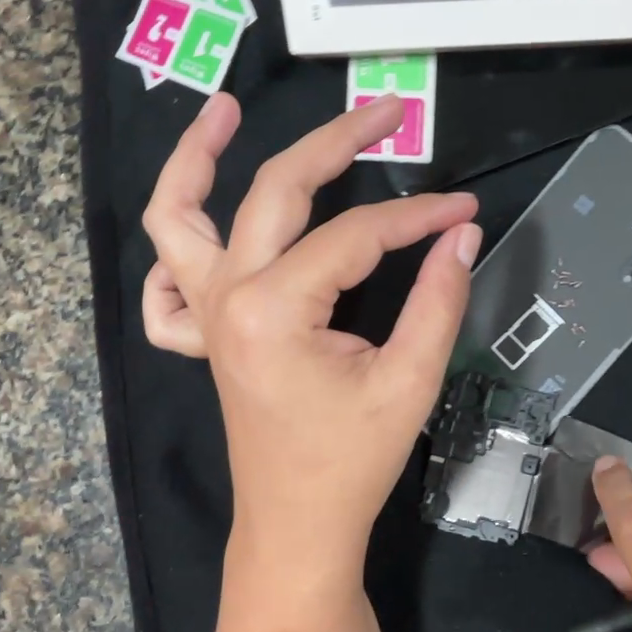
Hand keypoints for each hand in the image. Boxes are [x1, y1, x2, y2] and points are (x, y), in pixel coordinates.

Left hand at [141, 94, 481, 561]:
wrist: (299, 522)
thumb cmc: (352, 460)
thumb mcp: (410, 381)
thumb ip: (438, 300)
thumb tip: (462, 235)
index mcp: (275, 308)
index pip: (356, 234)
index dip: (418, 216)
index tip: (464, 209)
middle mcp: (227, 296)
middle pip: (274, 191)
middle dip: (334, 142)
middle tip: (383, 110)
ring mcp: (206, 314)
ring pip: (179, 216)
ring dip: (196, 158)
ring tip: (223, 109)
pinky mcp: (205, 336)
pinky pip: (167, 283)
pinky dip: (175, 247)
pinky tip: (202, 228)